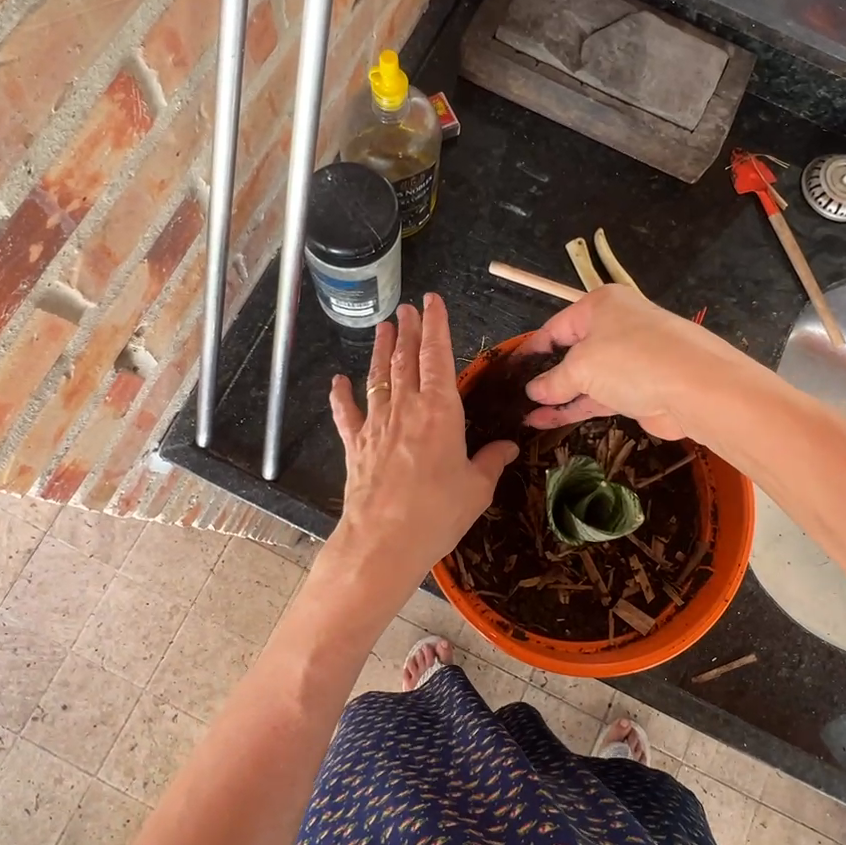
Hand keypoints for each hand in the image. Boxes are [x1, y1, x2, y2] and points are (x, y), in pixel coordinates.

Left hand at [327, 296, 518, 588]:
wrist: (383, 542)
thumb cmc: (437, 513)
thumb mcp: (477, 488)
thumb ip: (491, 462)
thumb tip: (507, 448)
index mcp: (440, 411)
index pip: (438, 356)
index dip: (436, 326)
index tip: (432, 302)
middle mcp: (405, 408)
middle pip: (405, 359)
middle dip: (408, 331)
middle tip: (407, 308)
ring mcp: (376, 425)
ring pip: (377, 377)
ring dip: (380, 351)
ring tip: (383, 328)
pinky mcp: (355, 446)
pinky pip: (347, 414)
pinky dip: (341, 396)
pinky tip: (338, 382)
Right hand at [522, 285, 742, 439]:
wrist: (698, 388)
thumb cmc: (633, 361)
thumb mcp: (582, 367)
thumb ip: (553, 381)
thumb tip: (533, 391)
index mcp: (600, 305)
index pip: (556, 326)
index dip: (532, 350)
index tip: (511, 370)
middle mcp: (615, 326)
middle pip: (572, 351)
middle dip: (545, 375)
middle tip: (516, 396)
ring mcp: (629, 358)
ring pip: (586, 377)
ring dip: (558, 396)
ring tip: (525, 414)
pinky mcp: (639, 388)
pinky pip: (600, 395)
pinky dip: (576, 406)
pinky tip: (548, 420)